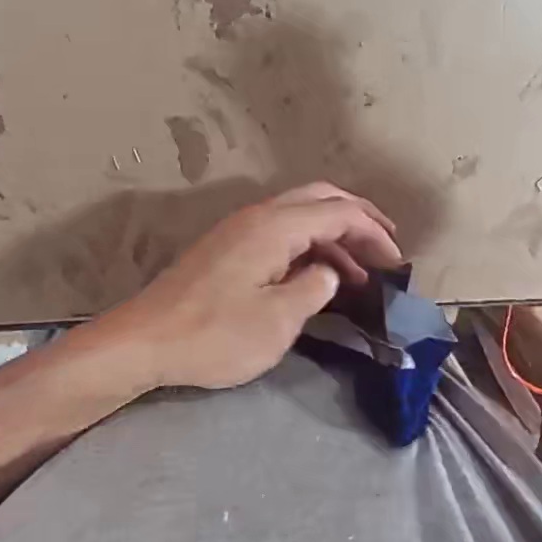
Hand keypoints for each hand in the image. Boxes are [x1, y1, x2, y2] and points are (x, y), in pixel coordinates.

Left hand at [83, 183, 403, 390]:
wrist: (143, 342)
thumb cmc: (213, 334)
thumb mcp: (277, 320)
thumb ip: (314, 289)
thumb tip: (329, 274)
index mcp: (274, 226)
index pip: (340, 212)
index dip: (375, 233)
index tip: (397, 264)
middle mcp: (257, 217)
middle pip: (320, 199)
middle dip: (358, 220)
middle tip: (385, 248)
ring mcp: (238, 232)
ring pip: (299, 216)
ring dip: (333, 237)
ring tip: (359, 273)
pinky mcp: (226, 251)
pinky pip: (280, 235)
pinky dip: (308, 248)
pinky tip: (317, 278)